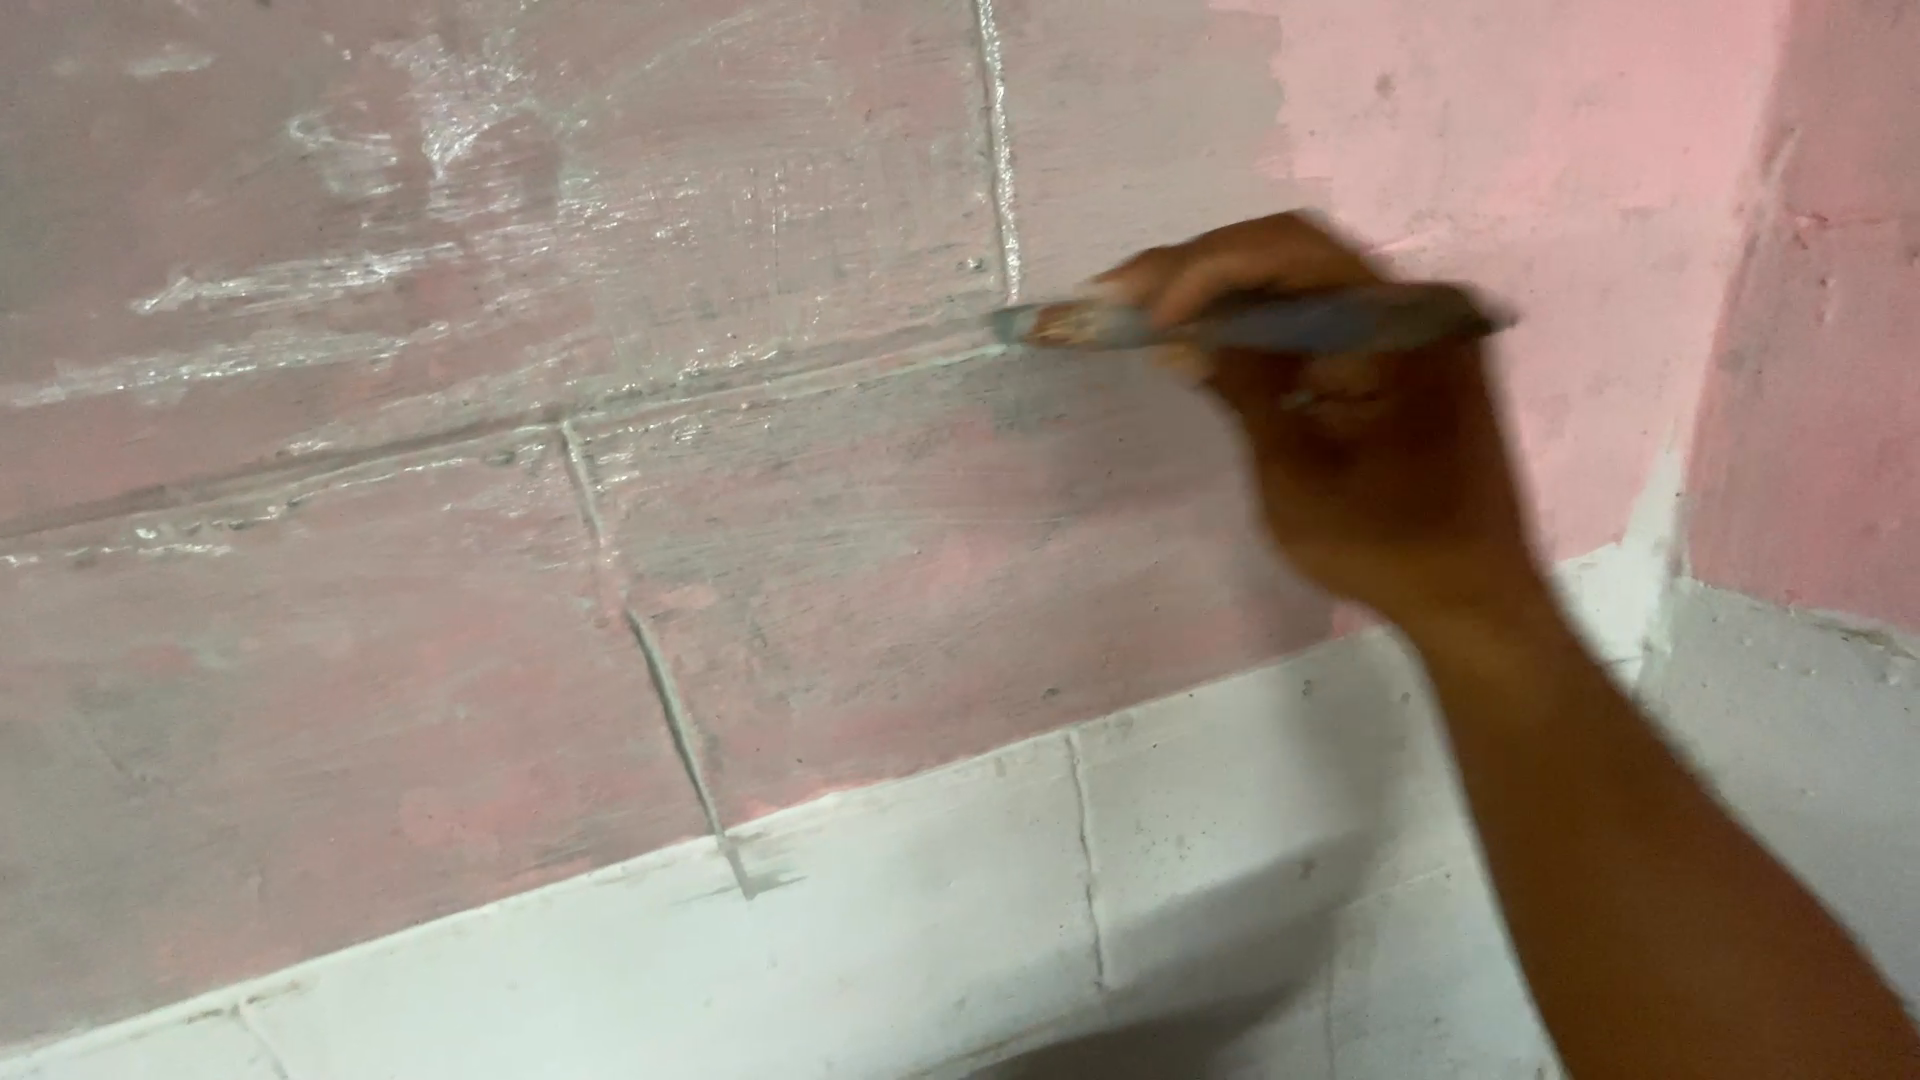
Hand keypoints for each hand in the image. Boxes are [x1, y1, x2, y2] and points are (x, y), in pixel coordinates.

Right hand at [1096, 212, 1551, 635]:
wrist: (1466, 596)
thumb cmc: (1383, 546)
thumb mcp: (1297, 471)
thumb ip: (1243, 390)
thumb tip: (1176, 340)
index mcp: (1397, 324)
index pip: (1291, 252)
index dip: (1207, 270)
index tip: (1151, 319)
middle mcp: (1406, 306)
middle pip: (1287, 253)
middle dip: (1196, 269)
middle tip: (1118, 293)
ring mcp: (1399, 331)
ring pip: (1293, 282)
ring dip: (1216, 292)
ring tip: (1142, 309)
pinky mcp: (1384, 359)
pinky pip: (1308, 320)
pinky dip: (1249, 324)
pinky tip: (1199, 334)